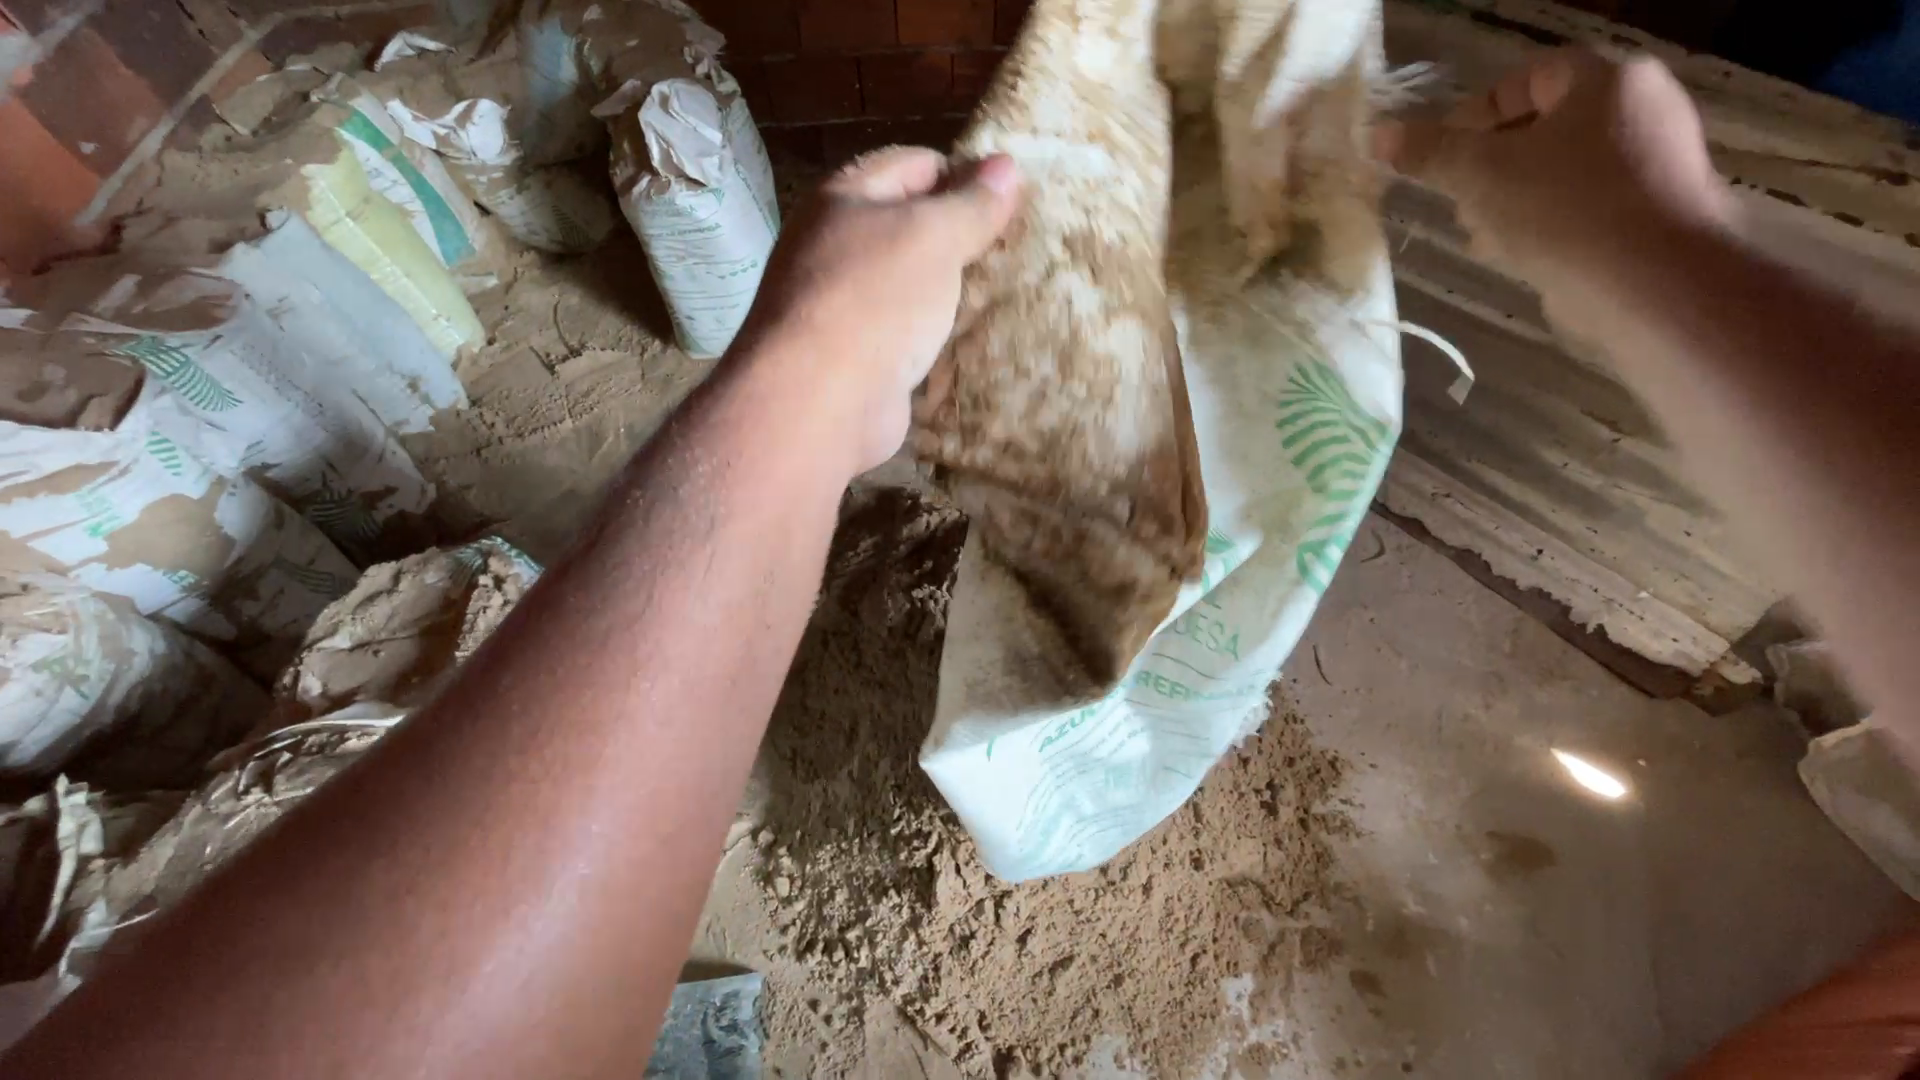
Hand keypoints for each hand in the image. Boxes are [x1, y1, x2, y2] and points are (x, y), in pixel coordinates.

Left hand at [735, 147, 1021, 472]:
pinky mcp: (853, 356)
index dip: (963, 174)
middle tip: (1012, 249)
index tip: (1011, 201)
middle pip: (907, 225)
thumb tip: (1006, 166)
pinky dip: (930, 332)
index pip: (913, 165)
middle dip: (957, 235)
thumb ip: (971, 204)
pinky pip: (902, 331)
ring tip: (998, 292)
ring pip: (906, 282)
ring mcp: (840, 305)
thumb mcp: (932, 237)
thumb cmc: (874, 300)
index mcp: (843, 199)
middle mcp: (833, 246)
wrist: (819, 401)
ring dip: (946, 288)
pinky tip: (963, 339)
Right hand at [1378, 49, 1733, 292]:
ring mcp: (1648, 165)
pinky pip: (1578, 206)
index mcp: (1606, 82)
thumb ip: (1428, 151)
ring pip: (1556, 171)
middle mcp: (1638, 111)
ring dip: (1508, 198)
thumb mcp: (1478, 175)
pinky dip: (1540, 223)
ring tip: (1478, 232)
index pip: (1527, 76)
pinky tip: (1513, 254)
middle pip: (1541, 126)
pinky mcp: (1646, 214)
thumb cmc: (1562, 209)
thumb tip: (1378, 133)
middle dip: (1488, 163)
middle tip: (1455, 196)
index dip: (1475, 111)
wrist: (1649, 281)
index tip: (1439, 153)